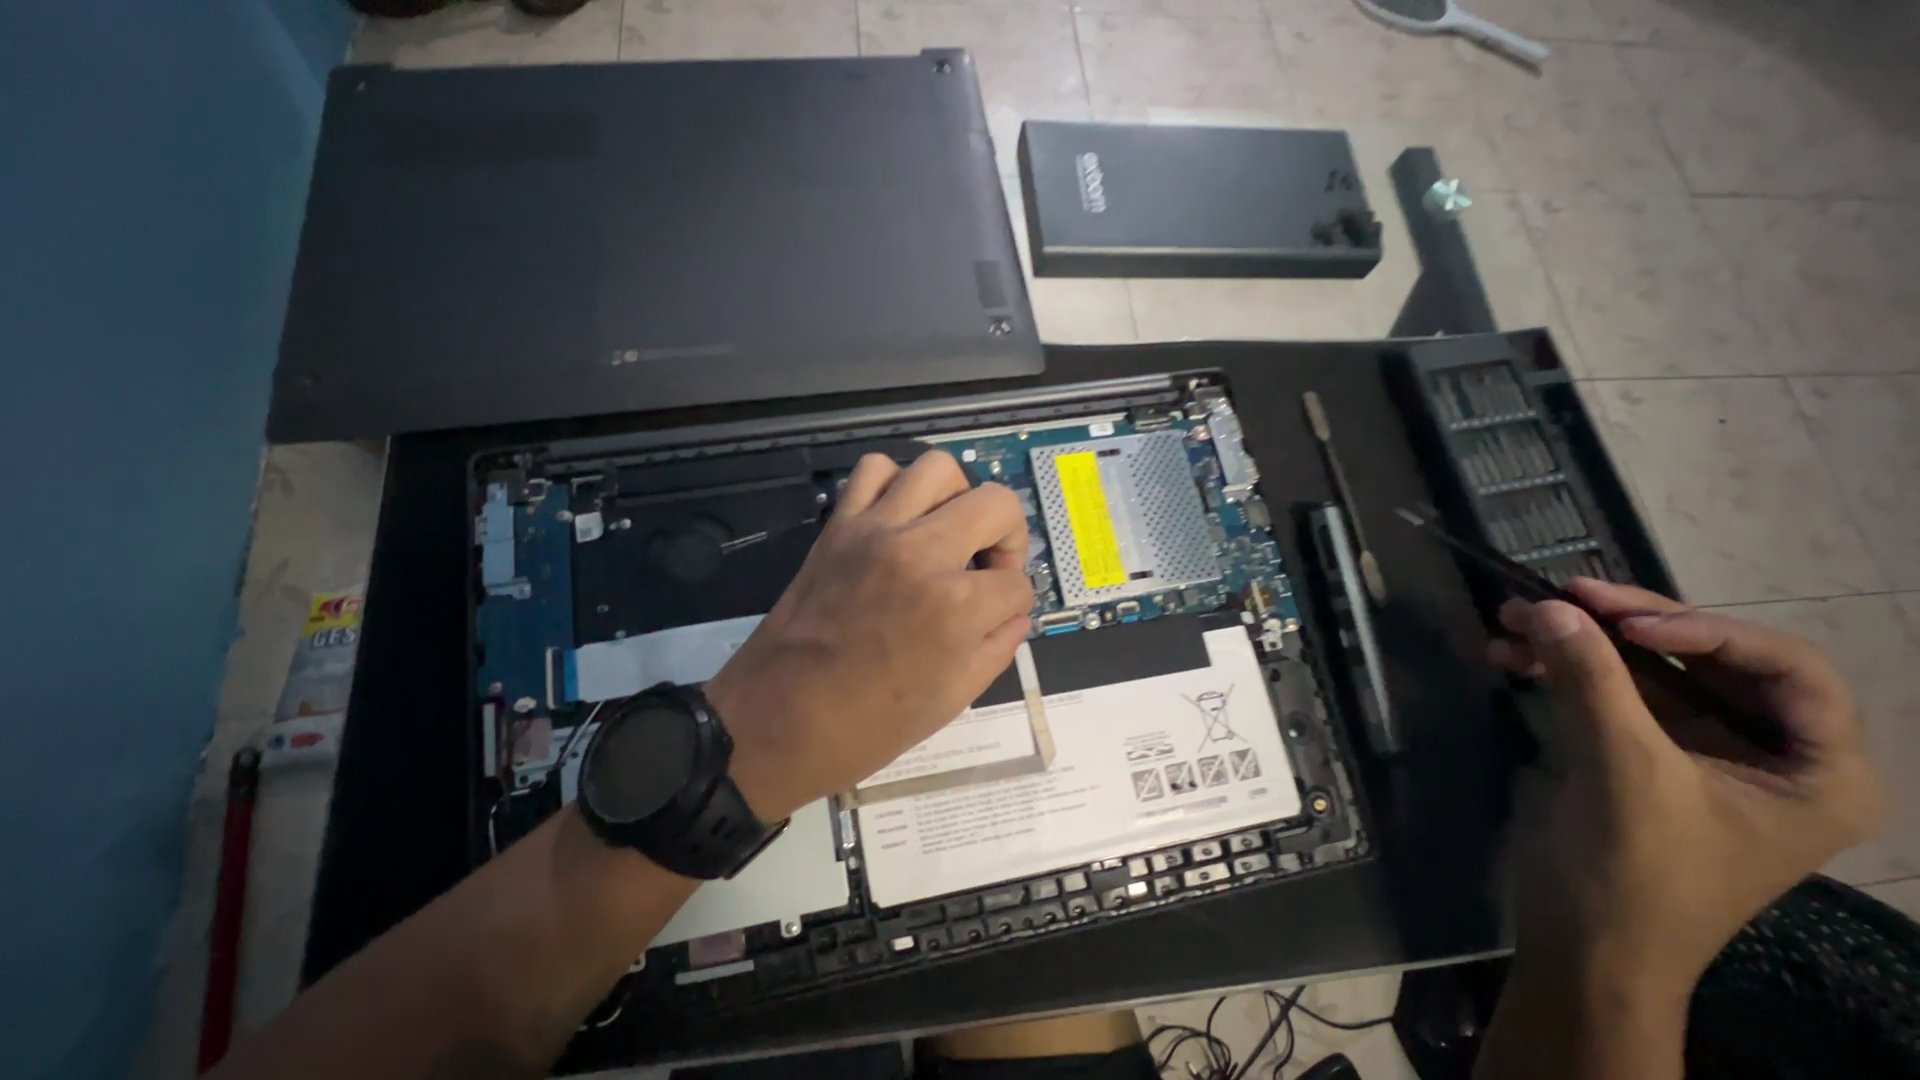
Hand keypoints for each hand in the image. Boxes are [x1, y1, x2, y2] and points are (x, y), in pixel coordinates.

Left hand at [705, 450, 1032, 820]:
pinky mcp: (838, 527)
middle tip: (987, 568)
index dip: (1015, 603)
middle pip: (996, 504)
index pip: (1016, 583)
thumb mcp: (952, 700)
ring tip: (947, 534)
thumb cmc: (868, 726)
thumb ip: (996, 648)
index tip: (996, 617)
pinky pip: (872, 470)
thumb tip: (1013, 614)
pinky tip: (899, 520)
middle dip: (1007, 537)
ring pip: (938, 468)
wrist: (779, 721)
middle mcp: (921, 553)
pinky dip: (895, 484)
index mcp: (955, 606)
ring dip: (957, 498)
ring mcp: (875, 532)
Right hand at [1490, 578, 1883, 999]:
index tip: (1620, 619)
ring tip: (1515, 618)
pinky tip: (1512, 656)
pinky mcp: (1643, 758)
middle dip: (1627, 625)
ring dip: (1582, 643)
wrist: (1582, 950)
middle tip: (1560, 595)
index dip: (1707, 630)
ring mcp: (1703, 754)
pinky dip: (1564, 672)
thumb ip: (1591, 681)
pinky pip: (1613, 696)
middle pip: (1710, 659)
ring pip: (1652, 671)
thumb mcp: (1622, 772)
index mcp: (1816, 770)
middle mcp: (1770, 754)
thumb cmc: (1635, 876)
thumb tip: (1547, 605)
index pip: (1784, 667)